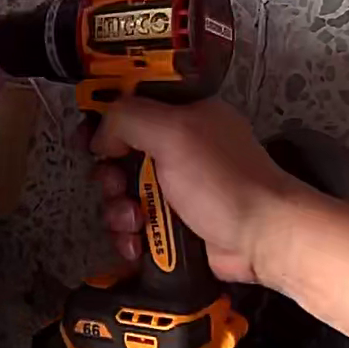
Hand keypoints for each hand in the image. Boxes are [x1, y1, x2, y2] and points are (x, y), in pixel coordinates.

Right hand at [88, 99, 312, 284]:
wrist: (261, 239)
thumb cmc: (223, 181)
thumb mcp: (173, 133)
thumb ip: (127, 118)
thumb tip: (101, 137)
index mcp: (185, 115)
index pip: (132, 104)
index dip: (105, 118)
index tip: (87, 136)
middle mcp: (179, 148)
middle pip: (120, 153)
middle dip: (109, 174)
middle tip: (116, 184)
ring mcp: (177, 187)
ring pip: (123, 193)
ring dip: (118, 209)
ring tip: (133, 221)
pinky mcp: (174, 222)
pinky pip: (135, 223)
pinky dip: (130, 234)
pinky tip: (137, 243)